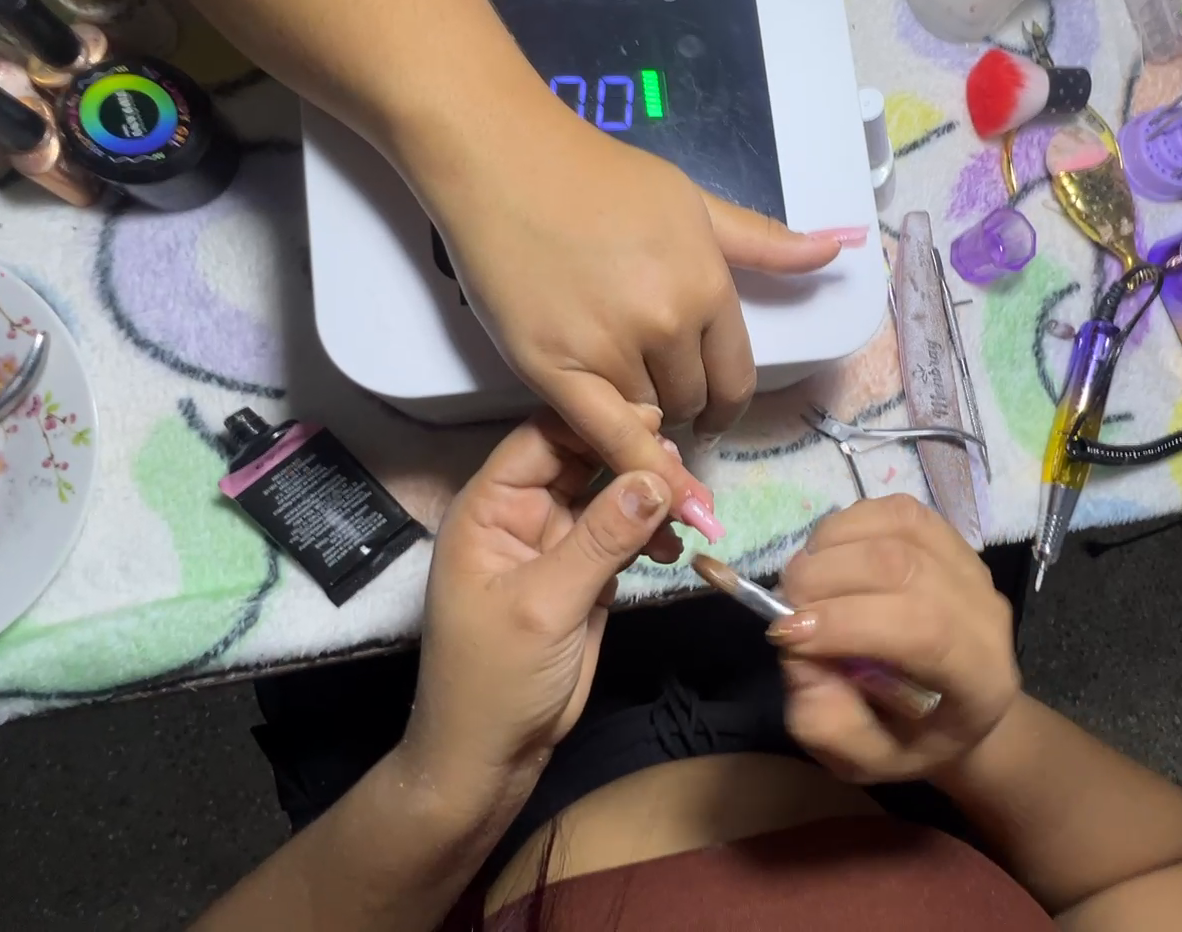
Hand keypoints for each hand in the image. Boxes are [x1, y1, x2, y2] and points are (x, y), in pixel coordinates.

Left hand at [401, 408, 682, 807]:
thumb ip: (602, 538)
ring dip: (651, 500)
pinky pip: (623, 533)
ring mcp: (556, 542)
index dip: (595, 425)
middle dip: (635, 464)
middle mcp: (523, 513)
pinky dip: (651, 534)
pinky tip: (672, 549)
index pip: (544, 439)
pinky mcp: (584, 570)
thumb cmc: (496, 679)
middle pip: (584, 461)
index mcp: (491, 507)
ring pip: (610, 496)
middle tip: (687, 475)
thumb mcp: (545, 605)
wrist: (492, 758)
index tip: (655, 424)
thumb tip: (657, 478)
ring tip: (690, 514)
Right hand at [425, 96, 856, 535]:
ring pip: (650, 420)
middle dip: (684, 405)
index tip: (714, 413)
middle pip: (693, 402)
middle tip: (657, 389)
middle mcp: (668, 324)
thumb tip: (836, 251)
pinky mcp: (554, 370)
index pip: (736, 375)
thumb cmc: (600, 178)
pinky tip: (649, 492)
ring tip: (620, 392)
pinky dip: (634, 466)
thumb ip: (764, 241)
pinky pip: (609, 437)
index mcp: (707, 285)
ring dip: (645, 417)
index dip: (728, 402)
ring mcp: (611, 350)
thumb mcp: (694, 202)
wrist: (502, 163)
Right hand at [769, 495, 1019, 783]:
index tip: (785, 633)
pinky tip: (826, 554)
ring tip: (801, 581)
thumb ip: (831, 726)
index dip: (846, 621)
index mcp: (980, 676)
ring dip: (830, 546)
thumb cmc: (910, 736)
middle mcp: (985, 610)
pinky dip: (847, 524)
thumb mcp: (867, 761)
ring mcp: (969, 563)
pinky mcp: (947, 534)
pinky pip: (893, 509)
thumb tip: (801, 660)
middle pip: (902, 566)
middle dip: (824, 579)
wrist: (956, 703)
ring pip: (896, 526)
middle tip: (783, 606)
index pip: (923, 628)